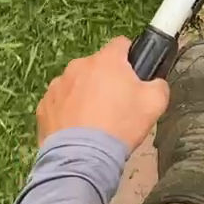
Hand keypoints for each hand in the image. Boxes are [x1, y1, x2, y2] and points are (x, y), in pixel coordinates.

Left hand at [35, 37, 170, 148]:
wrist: (82, 159)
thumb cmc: (120, 125)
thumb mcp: (155, 103)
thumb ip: (159, 84)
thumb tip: (155, 82)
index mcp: (106, 60)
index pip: (121, 44)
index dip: (131, 58)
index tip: (134, 76)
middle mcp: (78, 66)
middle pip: (98, 66)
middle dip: (107, 80)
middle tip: (117, 105)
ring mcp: (57, 86)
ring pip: (77, 83)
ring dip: (86, 94)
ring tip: (95, 121)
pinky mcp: (43, 106)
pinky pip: (61, 102)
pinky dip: (69, 111)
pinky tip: (78, 131)